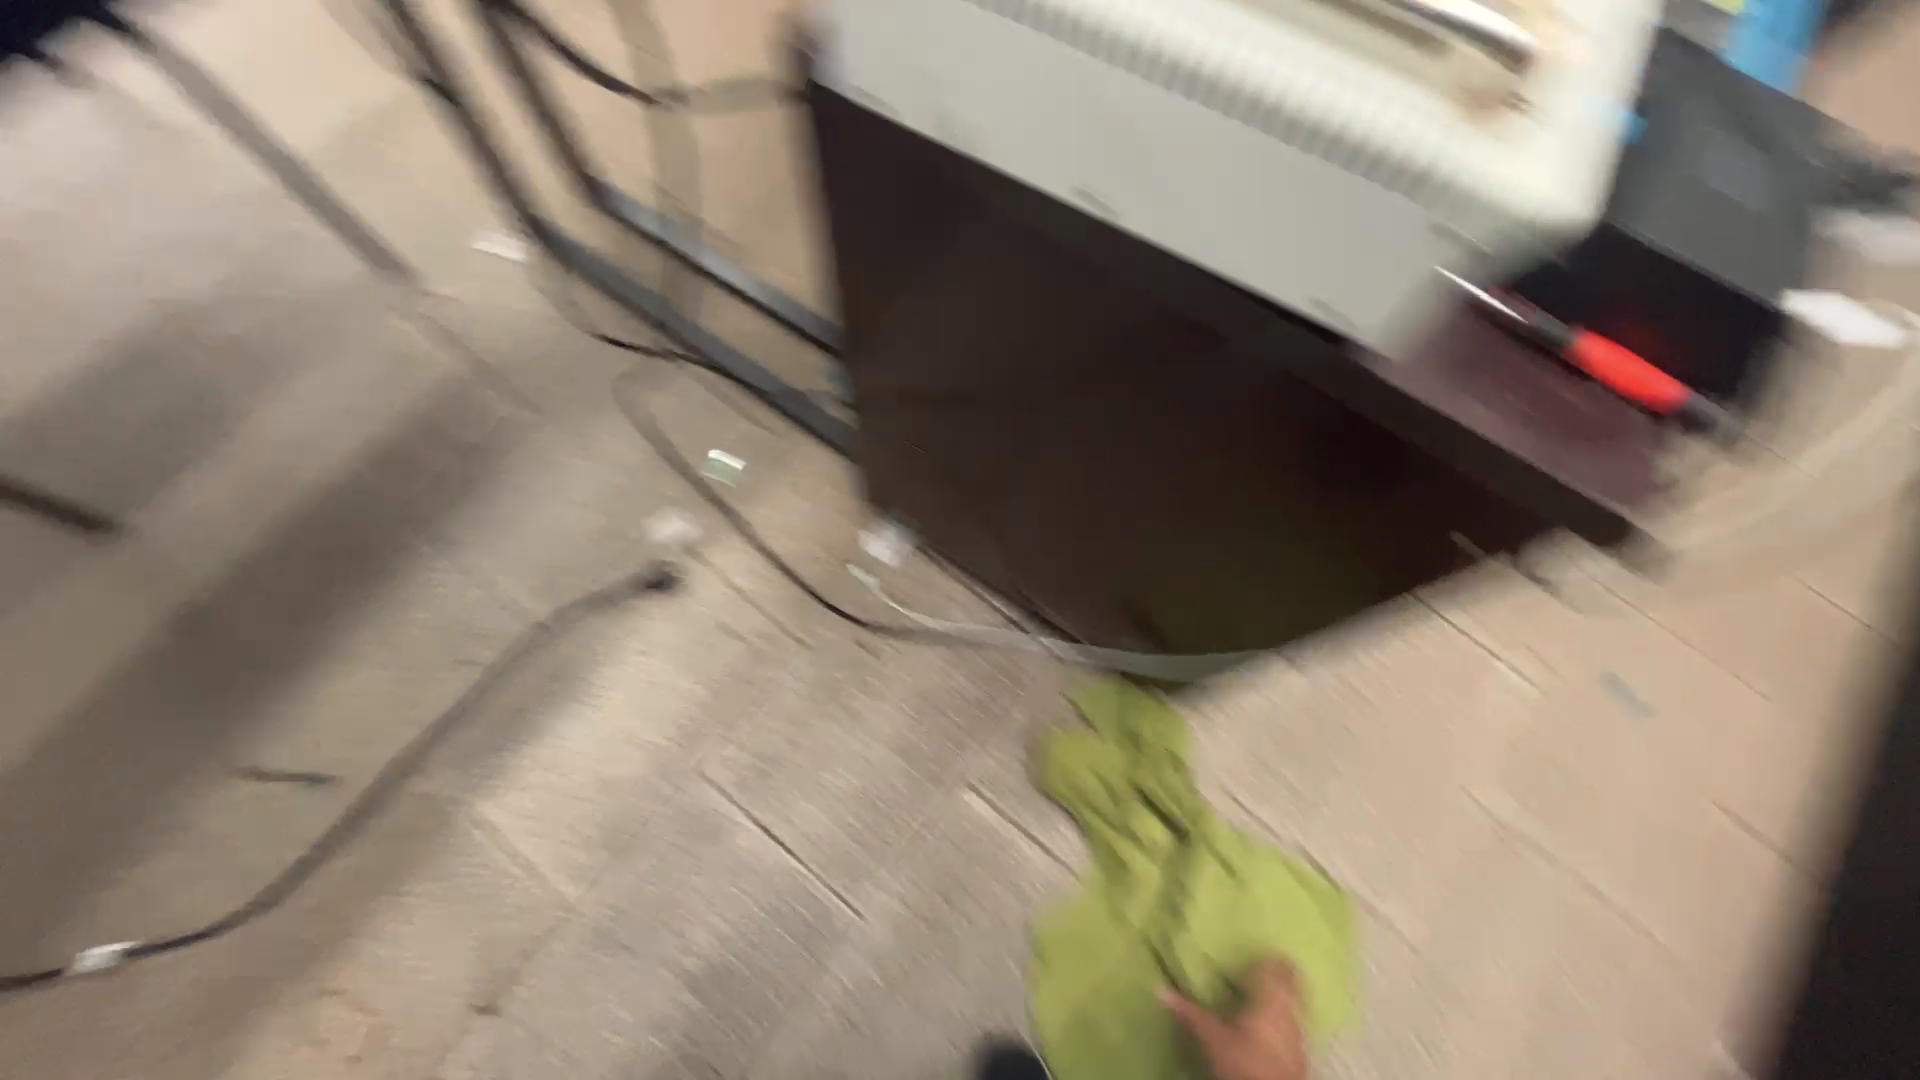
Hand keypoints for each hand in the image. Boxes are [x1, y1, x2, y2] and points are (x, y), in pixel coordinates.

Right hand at [1161, 958, 1308, 1079]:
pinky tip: (1264, 1024)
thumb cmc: (1244, 1061)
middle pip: (1290, 982)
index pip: (1275, 966)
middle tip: (1257, 965)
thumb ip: (1189, 1011)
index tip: (1255, 947)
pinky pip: (1292, 1023)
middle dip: (1276, 973)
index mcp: (1270, 997)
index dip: (1268, 955)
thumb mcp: (1211, 1037)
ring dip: (1280, 995)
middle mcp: (1289, 1009)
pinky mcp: (1298, 1052)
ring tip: (1258, 992)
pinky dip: (1280, 1017)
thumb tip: (1159, 987)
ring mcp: (1298, 1031)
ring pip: (1292, 1003)